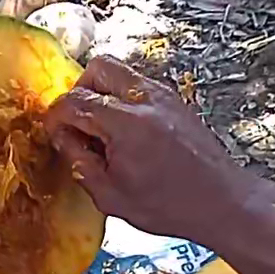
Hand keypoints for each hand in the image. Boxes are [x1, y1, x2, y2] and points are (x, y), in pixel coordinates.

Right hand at [43, 57, 248, 243]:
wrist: (222, 202)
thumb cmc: (170, 206)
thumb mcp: (112, 196)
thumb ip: (81, 163)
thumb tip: (64, 139)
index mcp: (125, 125)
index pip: (74, 101)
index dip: (55, 117)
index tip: (52, 133)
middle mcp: (145, 100)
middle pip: (97, 68)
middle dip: (78, 92)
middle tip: (77, 123)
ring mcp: (164, 95)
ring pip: (119, 72)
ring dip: (101, 94)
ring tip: (102, 131)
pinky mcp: (175, 101)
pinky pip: (138, 86)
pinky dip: (122, 100)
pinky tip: (124, 134)